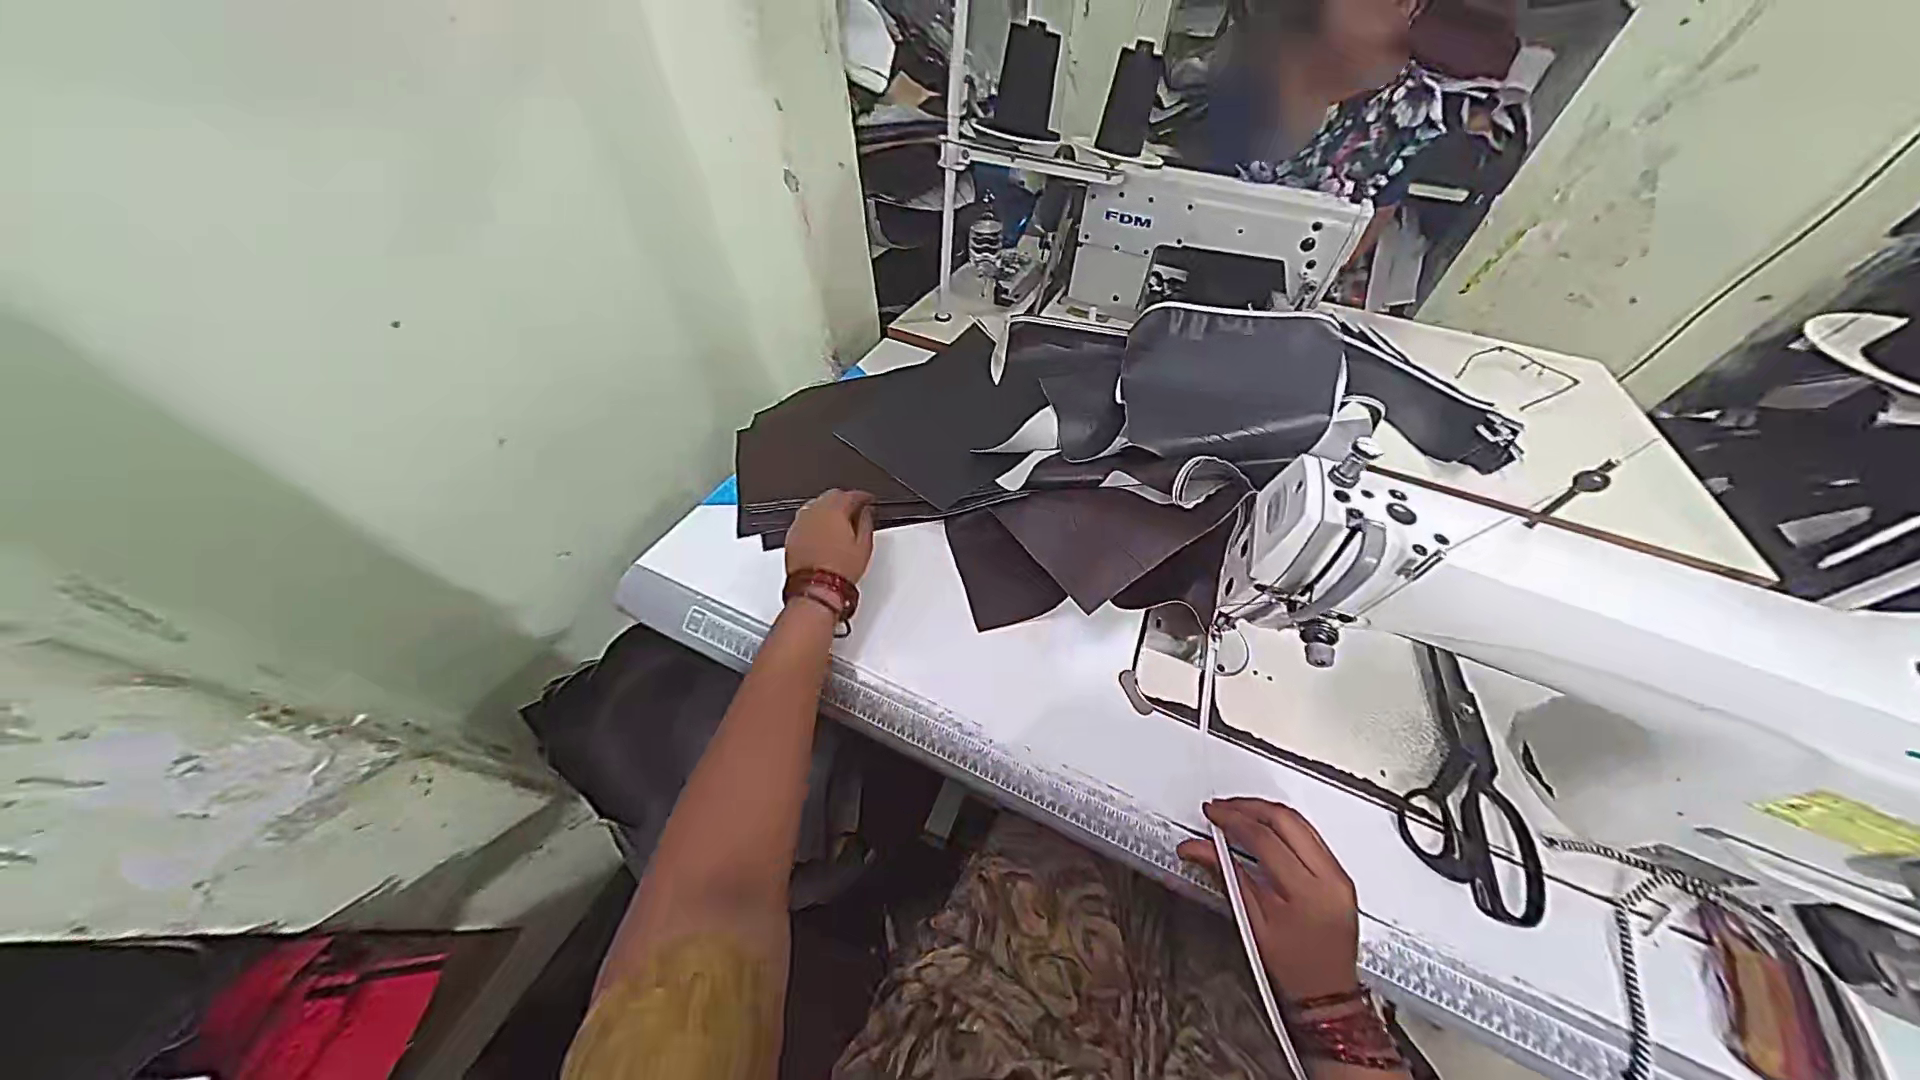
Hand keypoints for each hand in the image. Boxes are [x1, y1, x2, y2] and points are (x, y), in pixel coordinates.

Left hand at [785, 489, 875, 583]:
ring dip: (828, 509)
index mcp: (834, 511)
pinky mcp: (792, 535)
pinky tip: (824, 533)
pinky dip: (816, 522)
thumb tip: (865, 513)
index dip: (863, 497)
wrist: (817, 588)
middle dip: (845, 500)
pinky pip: (806, 520)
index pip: (851, 495)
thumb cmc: (838, 570)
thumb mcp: (863, 545)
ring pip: (816, 506)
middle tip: (855, 509)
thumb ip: (866, 522)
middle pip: (831, 496)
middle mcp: (814, 512)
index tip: (868, 500)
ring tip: (840, 522)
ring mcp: (800, 523)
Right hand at [1177, 798, 1359, 1000]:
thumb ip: (1226, 873)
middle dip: (1248, 807)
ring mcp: (1339, 876)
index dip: (1233, 819)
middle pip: (1285, 820)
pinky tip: (1264, 826)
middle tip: (1223, 808)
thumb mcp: (1251, 919)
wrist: (1328, 995)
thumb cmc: (1293, 967)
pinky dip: (1283, 824)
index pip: (1264, 838)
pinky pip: (1310, 834)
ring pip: (1300, 822)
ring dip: (1266, 811)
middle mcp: (1330, 879)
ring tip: (1239, 812)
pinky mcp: (1341, 875)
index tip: (1214, 814)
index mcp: (1307, 893)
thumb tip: (1198, 847)